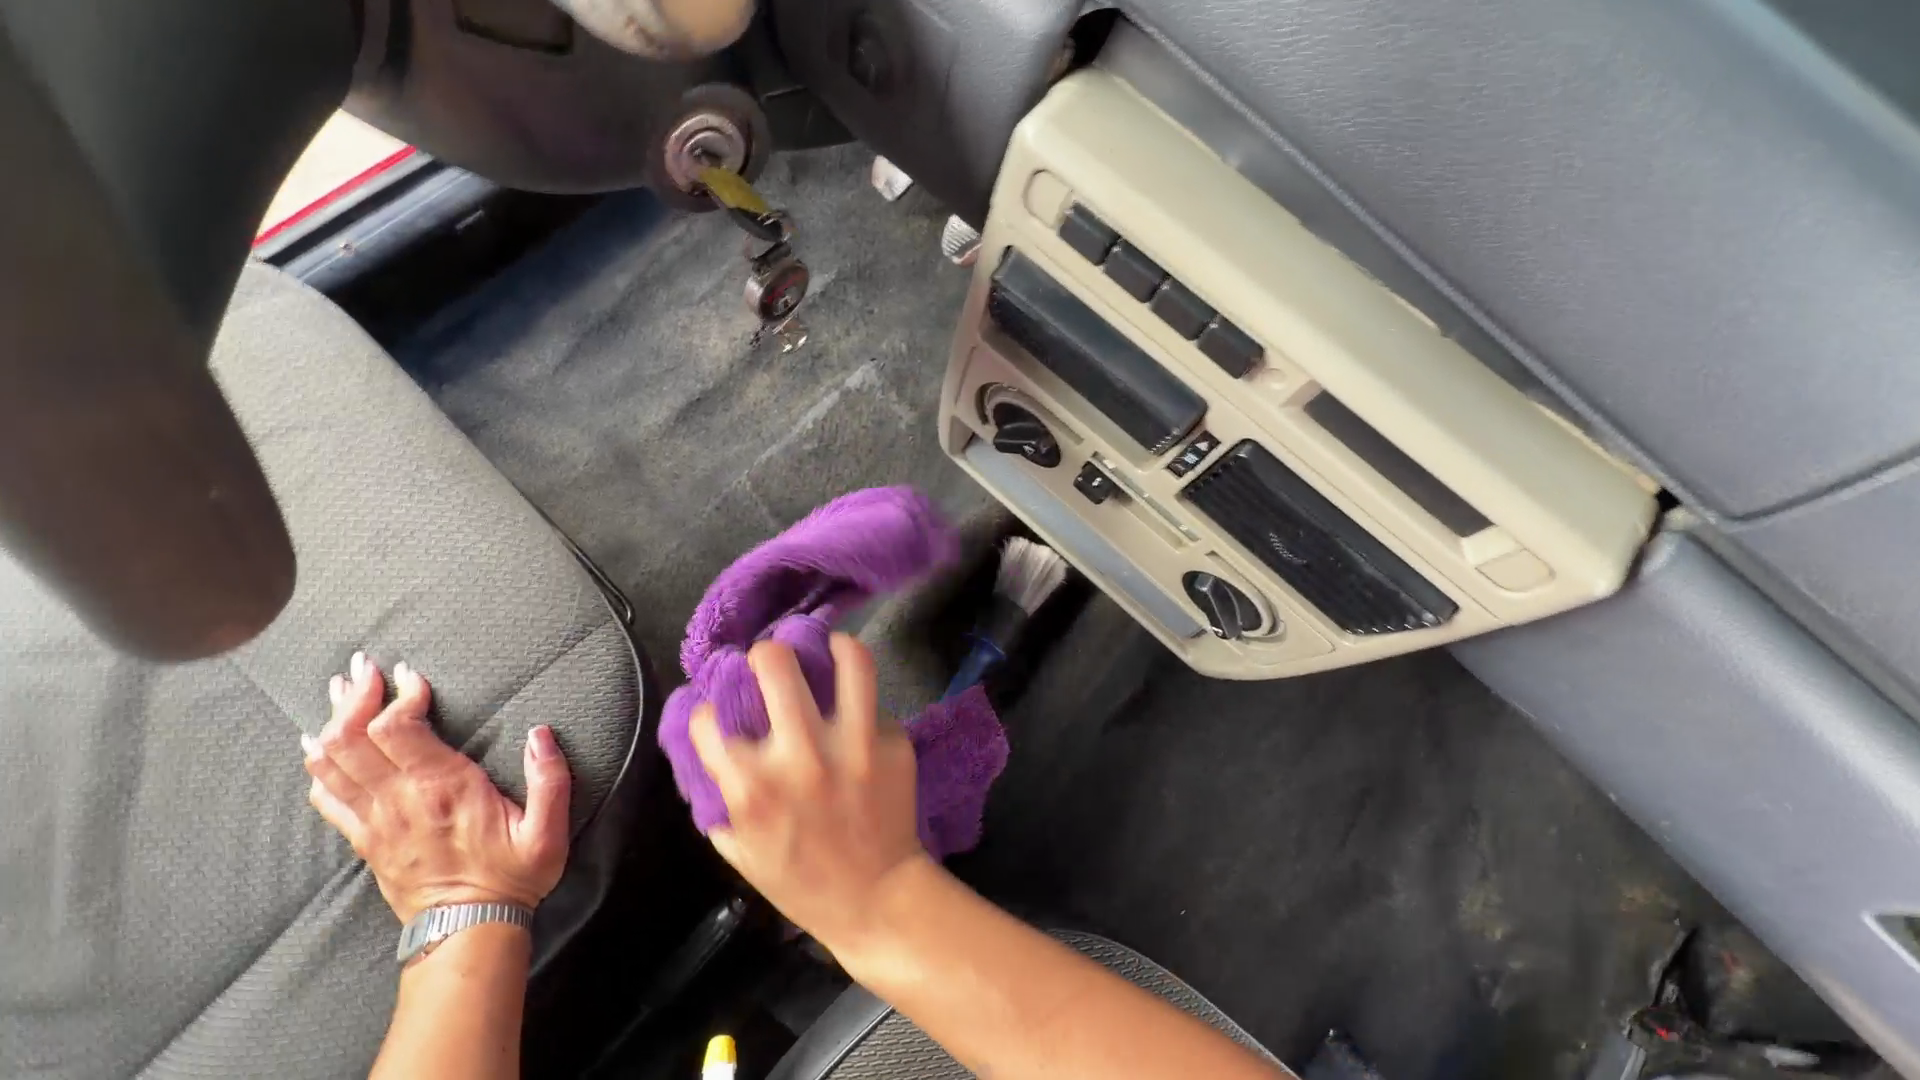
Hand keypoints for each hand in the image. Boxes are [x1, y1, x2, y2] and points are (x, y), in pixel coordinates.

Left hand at [303, 652, 571, 923]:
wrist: (468, 928)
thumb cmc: (512, 876)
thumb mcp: (549, 830)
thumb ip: (552, 779)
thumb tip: (542, 734)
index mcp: (445, 789)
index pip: (400, 729)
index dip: (399, 695)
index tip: (412, 675)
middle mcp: (401, 800)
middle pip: (355, 737)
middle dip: (355, 695)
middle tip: (363, 666)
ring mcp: (376, 821)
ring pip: (334, 762)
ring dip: (331, 721)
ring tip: (338, 690)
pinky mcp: (365, 840)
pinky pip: (326, 797)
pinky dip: (317, 766)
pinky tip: (317, 745)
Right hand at [691, 635, 930, 954]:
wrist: (876, 898)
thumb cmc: (799, 880)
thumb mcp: (738, 850)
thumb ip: (717, 797)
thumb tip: (705, 748)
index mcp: (752, 786)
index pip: (707, 717)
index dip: (707, 710)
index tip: (718, 709)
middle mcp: (801, 755)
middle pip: (775, 664)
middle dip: (765, 653)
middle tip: (770, 660)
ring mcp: (854, 745)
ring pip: (849, 661)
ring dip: (834, 647)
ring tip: (827, 647)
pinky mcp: (892, 743)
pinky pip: (875, 702)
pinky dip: (862, 701)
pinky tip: (856, 709)